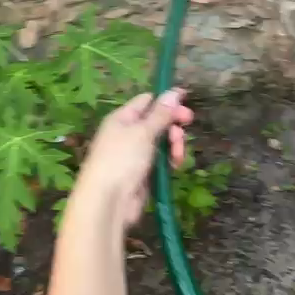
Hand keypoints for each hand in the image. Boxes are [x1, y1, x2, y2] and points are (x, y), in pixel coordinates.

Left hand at [72, 89, 192, 228]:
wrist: (107, 202)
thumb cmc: (121, 160)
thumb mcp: (143, 132)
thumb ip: (161, 113)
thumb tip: (173, 92)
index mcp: (122, 118)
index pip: (147, 101)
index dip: (166, 99)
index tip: (186, 99)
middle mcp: (128, 134)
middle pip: (158, 121)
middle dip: (173, 123)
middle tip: (187, 123)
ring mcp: (136, 154)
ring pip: (162, 141)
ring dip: (174, 143)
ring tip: (177, 154)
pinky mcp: (143, 173)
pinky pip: (161, 160)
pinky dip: (170, 160)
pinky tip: (176, 165)